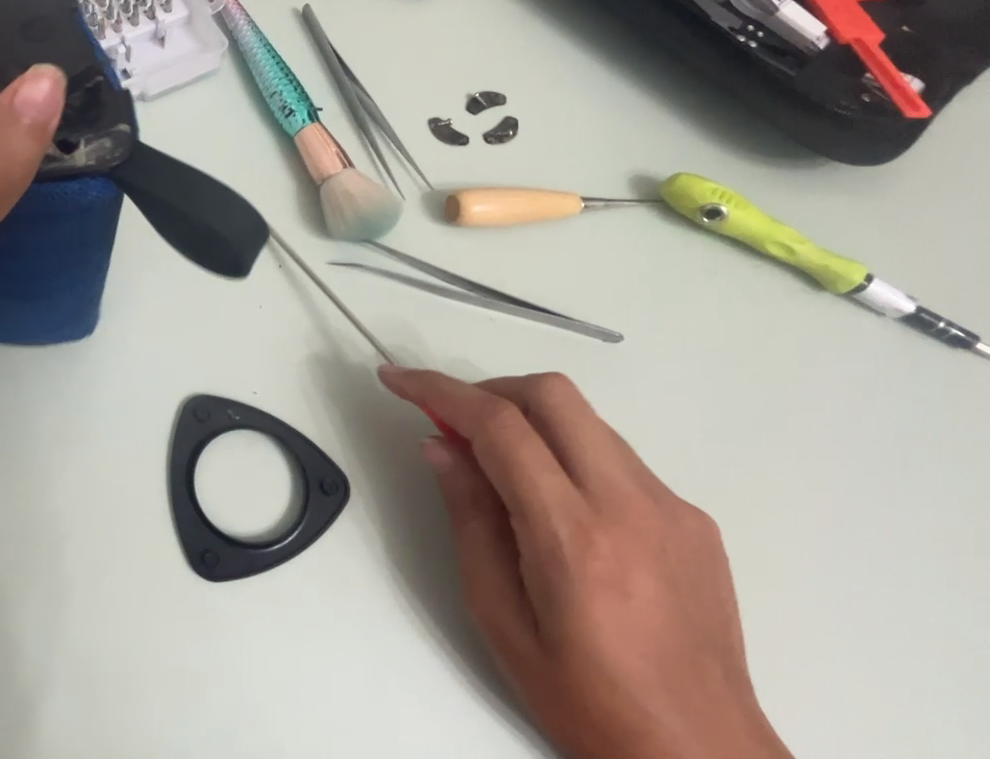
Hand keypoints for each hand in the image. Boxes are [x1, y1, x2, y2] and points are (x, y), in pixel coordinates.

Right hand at [378, 367, 792, 758]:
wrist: (701, 752)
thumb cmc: (582, 696)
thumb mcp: (498, 614)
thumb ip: (469, 518)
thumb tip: (441, 447)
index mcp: (572, 535)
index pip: (500, 425)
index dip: (439, 390)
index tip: (397, 377)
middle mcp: (630, 504)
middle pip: (552, 395)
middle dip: (489, 389)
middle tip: (452, 421)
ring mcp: (672, 507)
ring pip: (587, 420)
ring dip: (530, 420)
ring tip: (497, 467)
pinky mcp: (694, 519)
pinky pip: (618, 458)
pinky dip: (570, 454)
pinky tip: (556, 507)